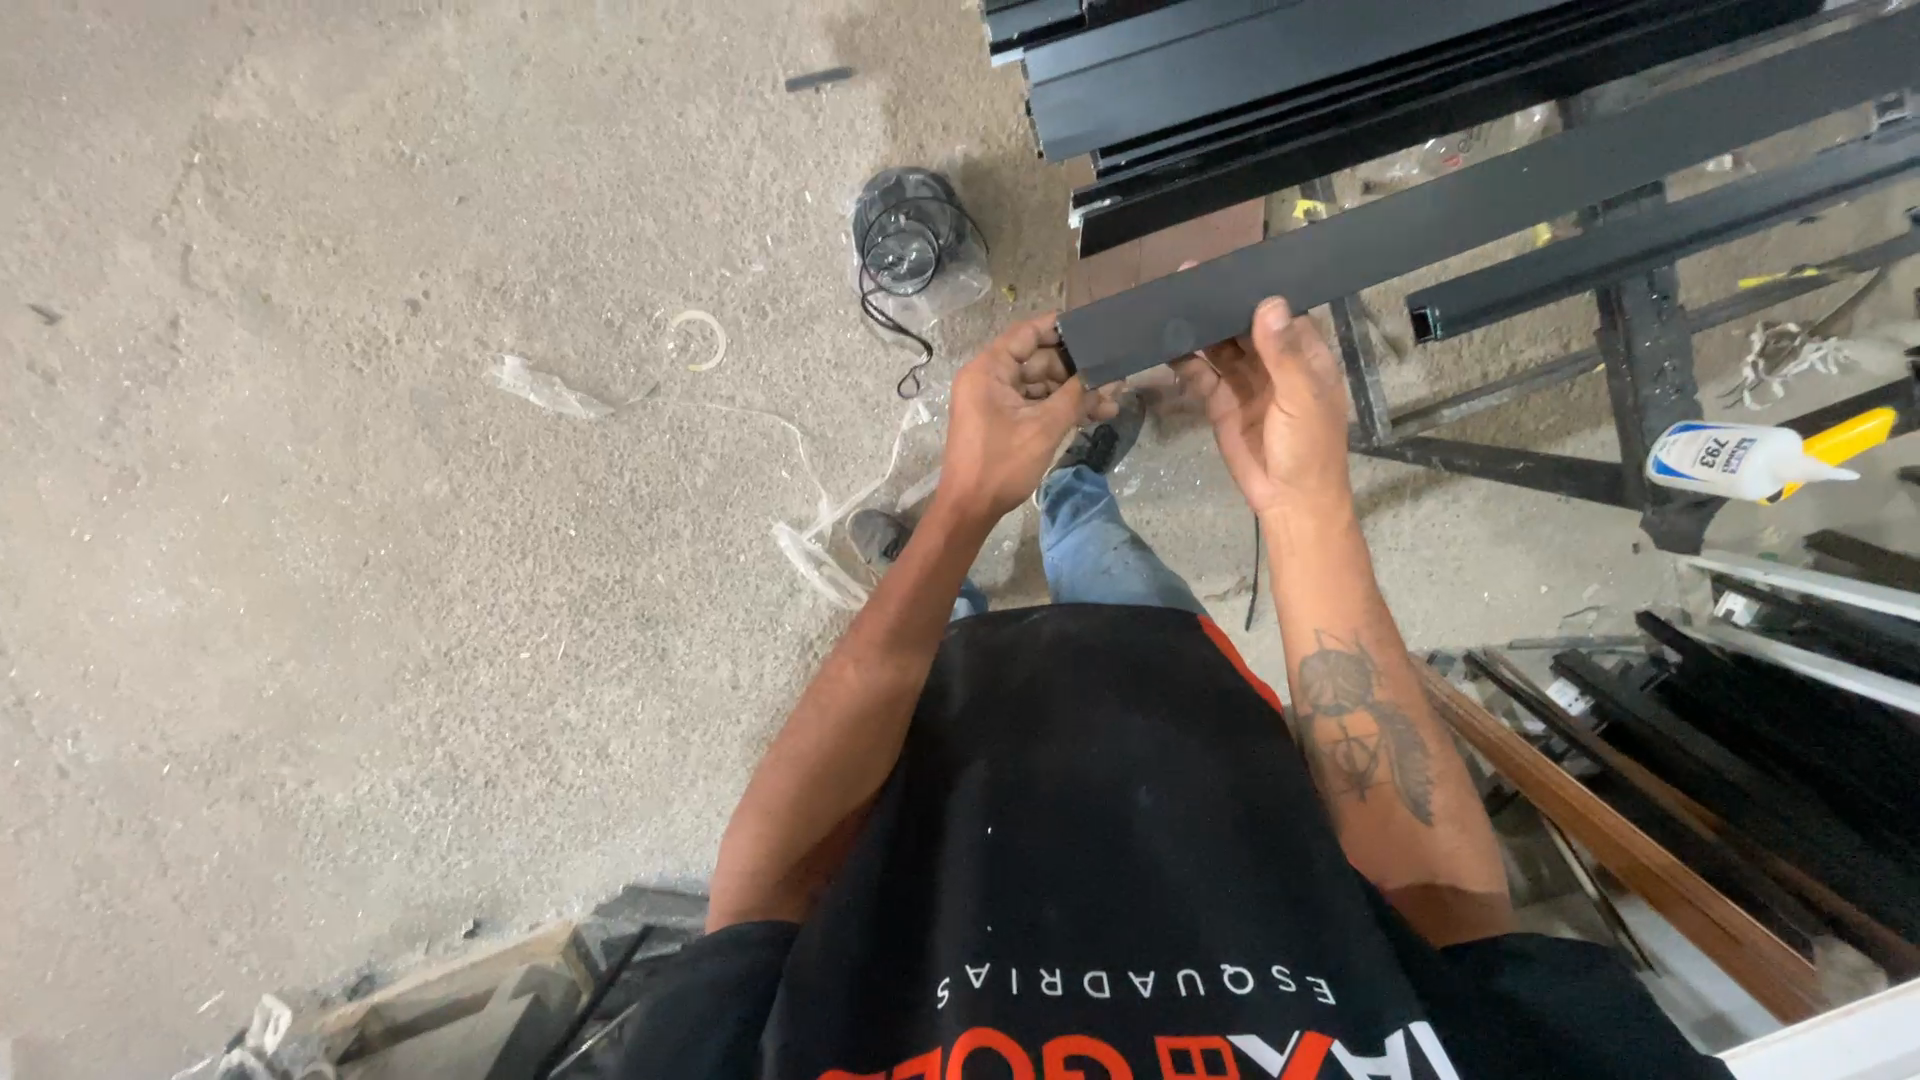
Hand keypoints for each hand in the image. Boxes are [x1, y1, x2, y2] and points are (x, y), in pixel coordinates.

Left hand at [939, 313, 1115, 522]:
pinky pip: (1033, 405)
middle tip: (1112, 375)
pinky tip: (1093, 416)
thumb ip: (1077, 398)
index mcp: (988, 370)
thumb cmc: (1000, 465)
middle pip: (1037, 361)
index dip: (1059, 328)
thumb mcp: (1043, 428)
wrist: (969, 509)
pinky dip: (1058, 409)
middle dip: (1075, 371)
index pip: (1026, 333)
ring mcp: (994, 401)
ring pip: (1040, 386)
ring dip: (1072, 394)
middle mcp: (988, 379)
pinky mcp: (1001, 421)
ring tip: (1111, 402)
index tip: (1093, 327)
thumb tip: (1109, 377)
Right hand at [1170, 294, 1352, 518]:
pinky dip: (1187, 364)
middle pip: (1244, 327)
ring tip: (1171, 308)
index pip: (1279, 313)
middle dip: (1220, 307)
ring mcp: (1247, 385)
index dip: (1255, 292)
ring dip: (1200, 331)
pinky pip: (1203, 377)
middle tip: (1186, 280)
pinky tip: (1169, 348)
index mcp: (1305, 356)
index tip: (1227, 271)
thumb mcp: (1302, 397)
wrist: (1288, 500)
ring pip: (1221, 349)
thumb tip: (1268, 303)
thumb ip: (1284, 353)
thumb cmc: (1309, 448)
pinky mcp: (1222, 406)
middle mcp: (1275, 365)